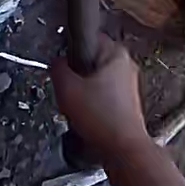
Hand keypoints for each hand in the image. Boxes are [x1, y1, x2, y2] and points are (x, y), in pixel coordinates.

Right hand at [51, 39, 151, 160]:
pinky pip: (101, 94)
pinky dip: (92, 102)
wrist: (122, 148)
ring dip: (82, 90)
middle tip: (69, 88)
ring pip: (94, 78)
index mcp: (116, 53)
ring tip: (78, 105)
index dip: (69, 51)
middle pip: (89, 60)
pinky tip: (87, 115)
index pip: (86, 37)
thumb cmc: (103, 118)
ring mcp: (128, 84)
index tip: (63, 63)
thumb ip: (57, 67)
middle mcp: (126, 65)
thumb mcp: (66, 87)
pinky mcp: (125, 101)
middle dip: (75, 74)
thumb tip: (57, 64)